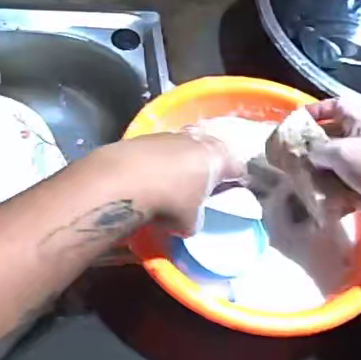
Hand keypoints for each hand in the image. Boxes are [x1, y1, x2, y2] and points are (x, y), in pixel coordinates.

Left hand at [110, 130, 236, 233]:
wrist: (121, 182)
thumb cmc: (168, 203)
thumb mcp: (190, 224)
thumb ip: (196, 217)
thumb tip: (189, 217)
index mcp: (218, 159)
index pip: (238, 167)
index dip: (238, 179)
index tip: (235, 188)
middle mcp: (198, 141)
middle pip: (212, 150)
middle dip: (211, 164)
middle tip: (206, 181)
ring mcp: (170, 135)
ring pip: (185, 146)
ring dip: (183, 160)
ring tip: (176, 179)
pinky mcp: (144, 137)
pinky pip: (160, 149)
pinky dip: (159, 161)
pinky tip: (151, 175)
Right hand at [305, 98, 360, 220]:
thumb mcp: (341, 151)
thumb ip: (318, 148)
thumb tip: (306, 153)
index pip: (337, 105)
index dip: (317, 109)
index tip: (298, 121)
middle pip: (334, 134)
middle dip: (314, 143)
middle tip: (294, 152)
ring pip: (336, 161)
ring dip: (319, 168)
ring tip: (300, 175)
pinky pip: (343, 182)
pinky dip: (330, 188)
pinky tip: (316, 195)